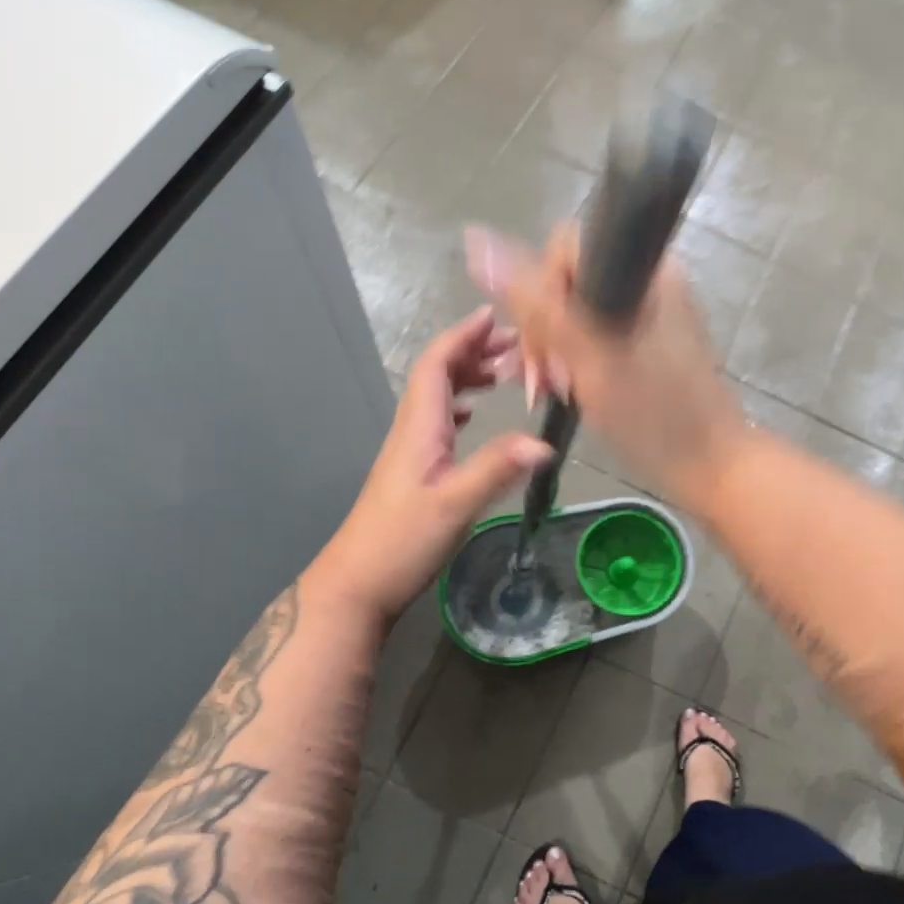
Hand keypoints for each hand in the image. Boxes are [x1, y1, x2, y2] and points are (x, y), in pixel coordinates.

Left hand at [313, 307, 552, 622]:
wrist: (356, 585)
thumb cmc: (401, 542)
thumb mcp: (455, 505)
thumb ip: (497, 469)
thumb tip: (546, 442)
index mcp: (419, 428)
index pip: (437, 364)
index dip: (464, 336)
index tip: (496, 318)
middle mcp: (411, 431)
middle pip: (438, 374)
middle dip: (474, 351)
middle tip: (516, 346)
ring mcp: (409, 451)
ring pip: (437, 397)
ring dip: (467, 377)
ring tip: (503, 374)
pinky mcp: (413, 472)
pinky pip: (436, 422)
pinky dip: (458, 406)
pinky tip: (472, 415)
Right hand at [465, 223, 745, 506]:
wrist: (714, 466)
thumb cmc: (656, 414)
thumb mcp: (588, 355)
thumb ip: (535, 301)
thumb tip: (476, 238)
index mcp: (643, 268)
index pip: (564, 249)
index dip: (540, 292)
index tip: (543, 348)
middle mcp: (646, 279)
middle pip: (567, 281)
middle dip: (543, 330)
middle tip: (542, 384)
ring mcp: (648, 311)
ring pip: (576, 312)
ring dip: (553, 350)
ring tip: (549, 393)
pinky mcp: (647, 340)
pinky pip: (595, 334)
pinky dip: (574, 360)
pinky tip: (563, 391)